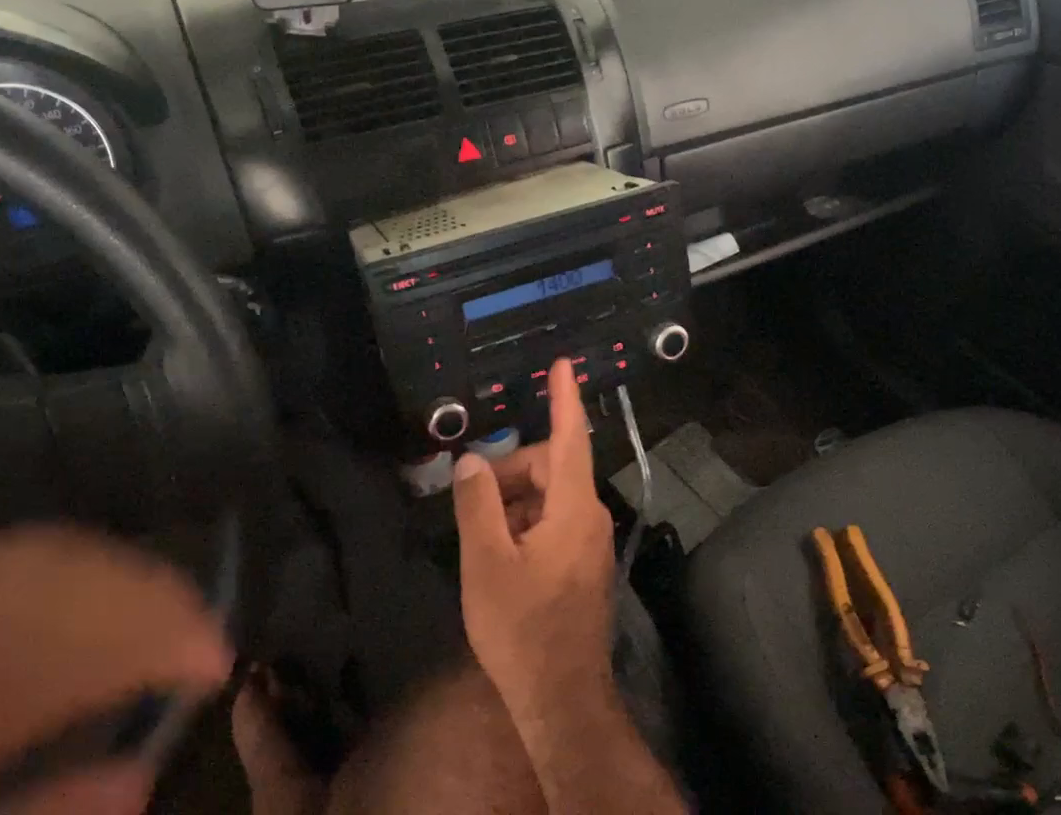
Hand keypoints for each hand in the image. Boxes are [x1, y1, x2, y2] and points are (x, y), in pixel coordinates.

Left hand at [0, 528, 232, 814]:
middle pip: (64, 569)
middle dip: (143, 591)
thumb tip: (140, 778)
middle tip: (191, 628)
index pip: (96, 626)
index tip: (219, 657)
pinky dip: (13, 568)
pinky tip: (29, 598)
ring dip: (88, 573)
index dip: (173, 631)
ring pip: (11, 549)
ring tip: (132, 608)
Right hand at [452, 358, 614, 718]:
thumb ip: (477, 505)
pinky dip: (523, 524)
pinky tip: (496, 555)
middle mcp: (590, 518)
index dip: (564, 399)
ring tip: (478, 538)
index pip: (570, 438)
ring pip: (549, 499)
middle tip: (470, 501)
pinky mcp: (583, 566)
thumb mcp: (486, 563)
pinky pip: (553, 524)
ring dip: (513, 503)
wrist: (561, 698)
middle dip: (510, 473)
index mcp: (574, 508)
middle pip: (550, 469)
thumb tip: (471, 463)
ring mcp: (590, 544)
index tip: (562, 364)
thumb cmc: (522, 628)